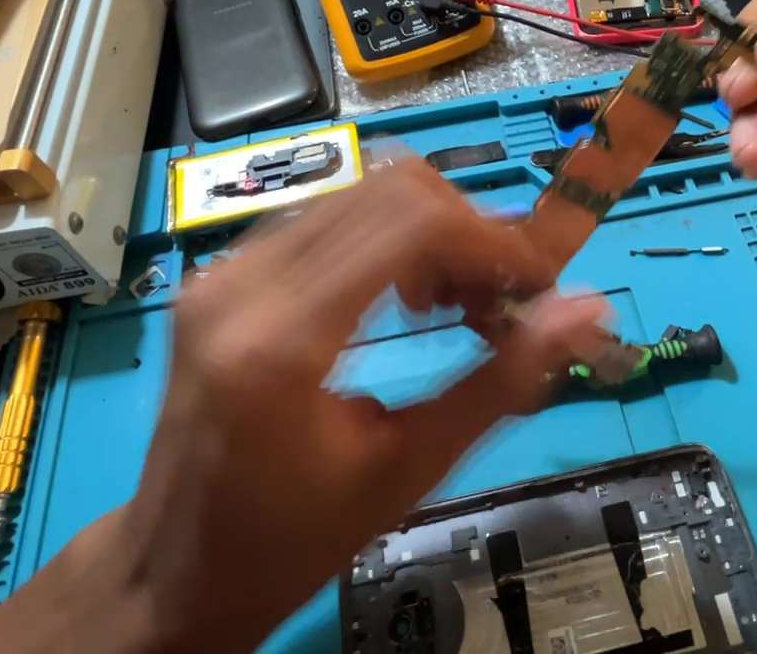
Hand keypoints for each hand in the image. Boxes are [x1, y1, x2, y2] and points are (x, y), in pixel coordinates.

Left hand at [0, 163, 608, 653]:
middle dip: (466, 230)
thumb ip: (500, 381)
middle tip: (498, 298)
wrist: (172, 569)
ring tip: (457, 302)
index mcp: (282, 338)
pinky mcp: (224, 271)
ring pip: (361, 192)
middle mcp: (244, 280)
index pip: (410, 224)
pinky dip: (388, 239)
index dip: (492, 238)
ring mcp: (225, 269)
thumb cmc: (291, 540)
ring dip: (430, 231)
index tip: (538, 282)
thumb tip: (584, 309)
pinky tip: (406, 296)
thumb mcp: (409, 468)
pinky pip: (329, 218)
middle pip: (389, 189)